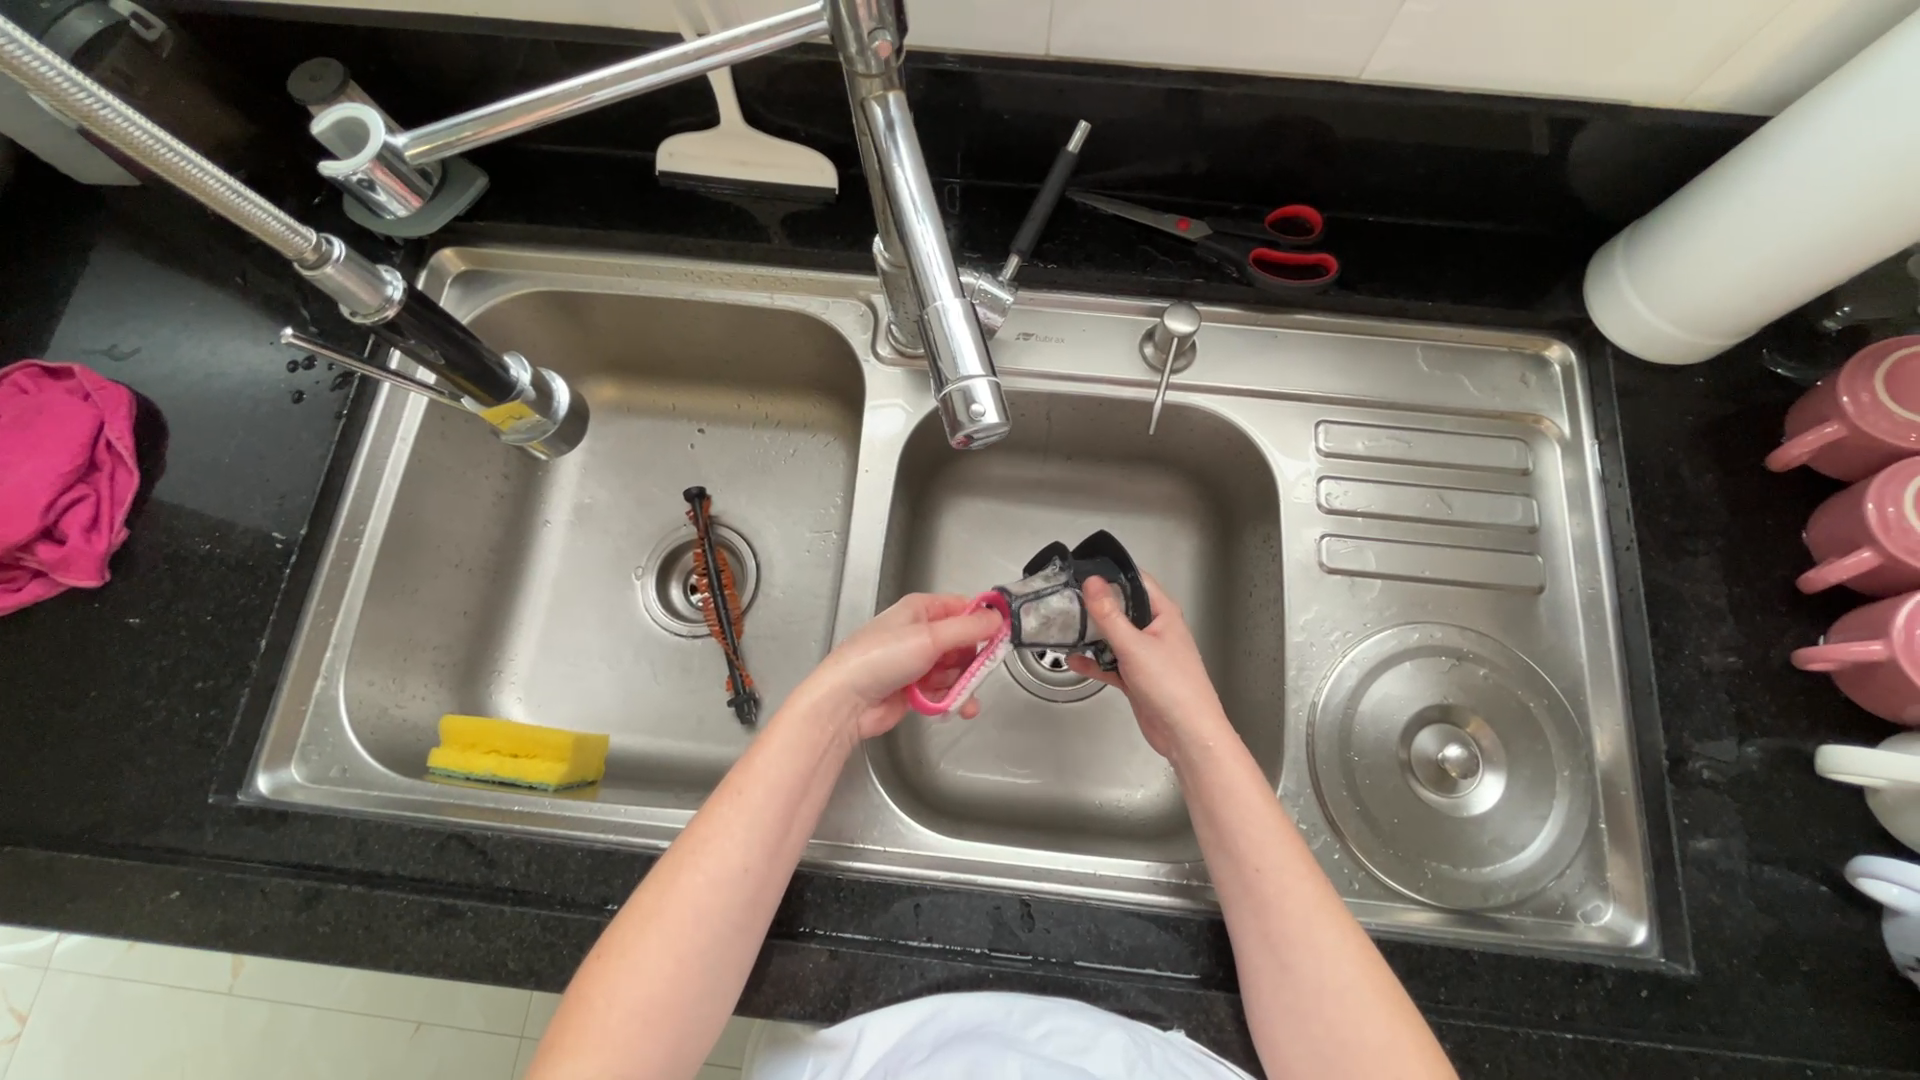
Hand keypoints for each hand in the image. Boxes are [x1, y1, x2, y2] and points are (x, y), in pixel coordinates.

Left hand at [795, 593, 1004, 740]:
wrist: (846, 702)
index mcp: (919, 610)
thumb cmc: (879, 659)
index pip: (962, 608)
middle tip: (981, 671)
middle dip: (974, 659)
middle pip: (962, 642)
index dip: (982, 621)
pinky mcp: (915, 690)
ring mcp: (916, 662)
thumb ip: (968, 629)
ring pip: (956, 670)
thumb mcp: (929, 638)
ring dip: (965, 684)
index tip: (1001, 635)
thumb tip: (998, 618)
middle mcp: (919, 633)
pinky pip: (945, 691)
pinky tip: (961, 708)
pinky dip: (954, 699)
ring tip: (966, 696)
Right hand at [1067, 574, 1230, 759]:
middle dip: (1096, 605)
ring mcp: (1146, 655)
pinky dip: (1094, 662)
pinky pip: (1111, 663)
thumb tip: (1092, 581)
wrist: (1186, 734)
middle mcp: (1155, 631)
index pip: (1137, 581)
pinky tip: (1074, 660)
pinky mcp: (1137, 677)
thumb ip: (1109, 614)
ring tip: (1064, 627)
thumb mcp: (1134, 645)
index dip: (1111, 573)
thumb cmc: (1171, 685)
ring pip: (1114, 637)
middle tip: (1065, 598)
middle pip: (1122, 609)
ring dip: (1092, 635)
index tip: (1082, 570)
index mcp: (1163, 614)